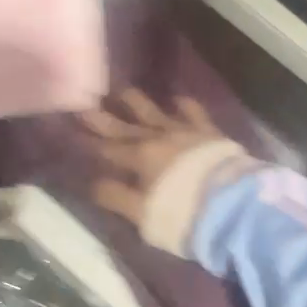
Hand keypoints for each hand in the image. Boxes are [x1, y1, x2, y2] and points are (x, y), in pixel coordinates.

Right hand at [79, 89, 221, 225]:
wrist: (234, 207)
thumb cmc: (183, 216)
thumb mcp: (143, 214)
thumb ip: (116, 197)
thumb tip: (93, 183)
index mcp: (139, 159)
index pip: (107, 149)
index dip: (89, 140)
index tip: (72, 128)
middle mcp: (158, 138)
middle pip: (125, 126)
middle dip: (103, 117)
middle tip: (84, 102)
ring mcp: (185, 132)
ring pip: (155, 111)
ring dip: (136, 102)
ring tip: (122, 91)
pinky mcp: (209, 132)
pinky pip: (193, 112)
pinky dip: (182, 105)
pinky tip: (176, 99)